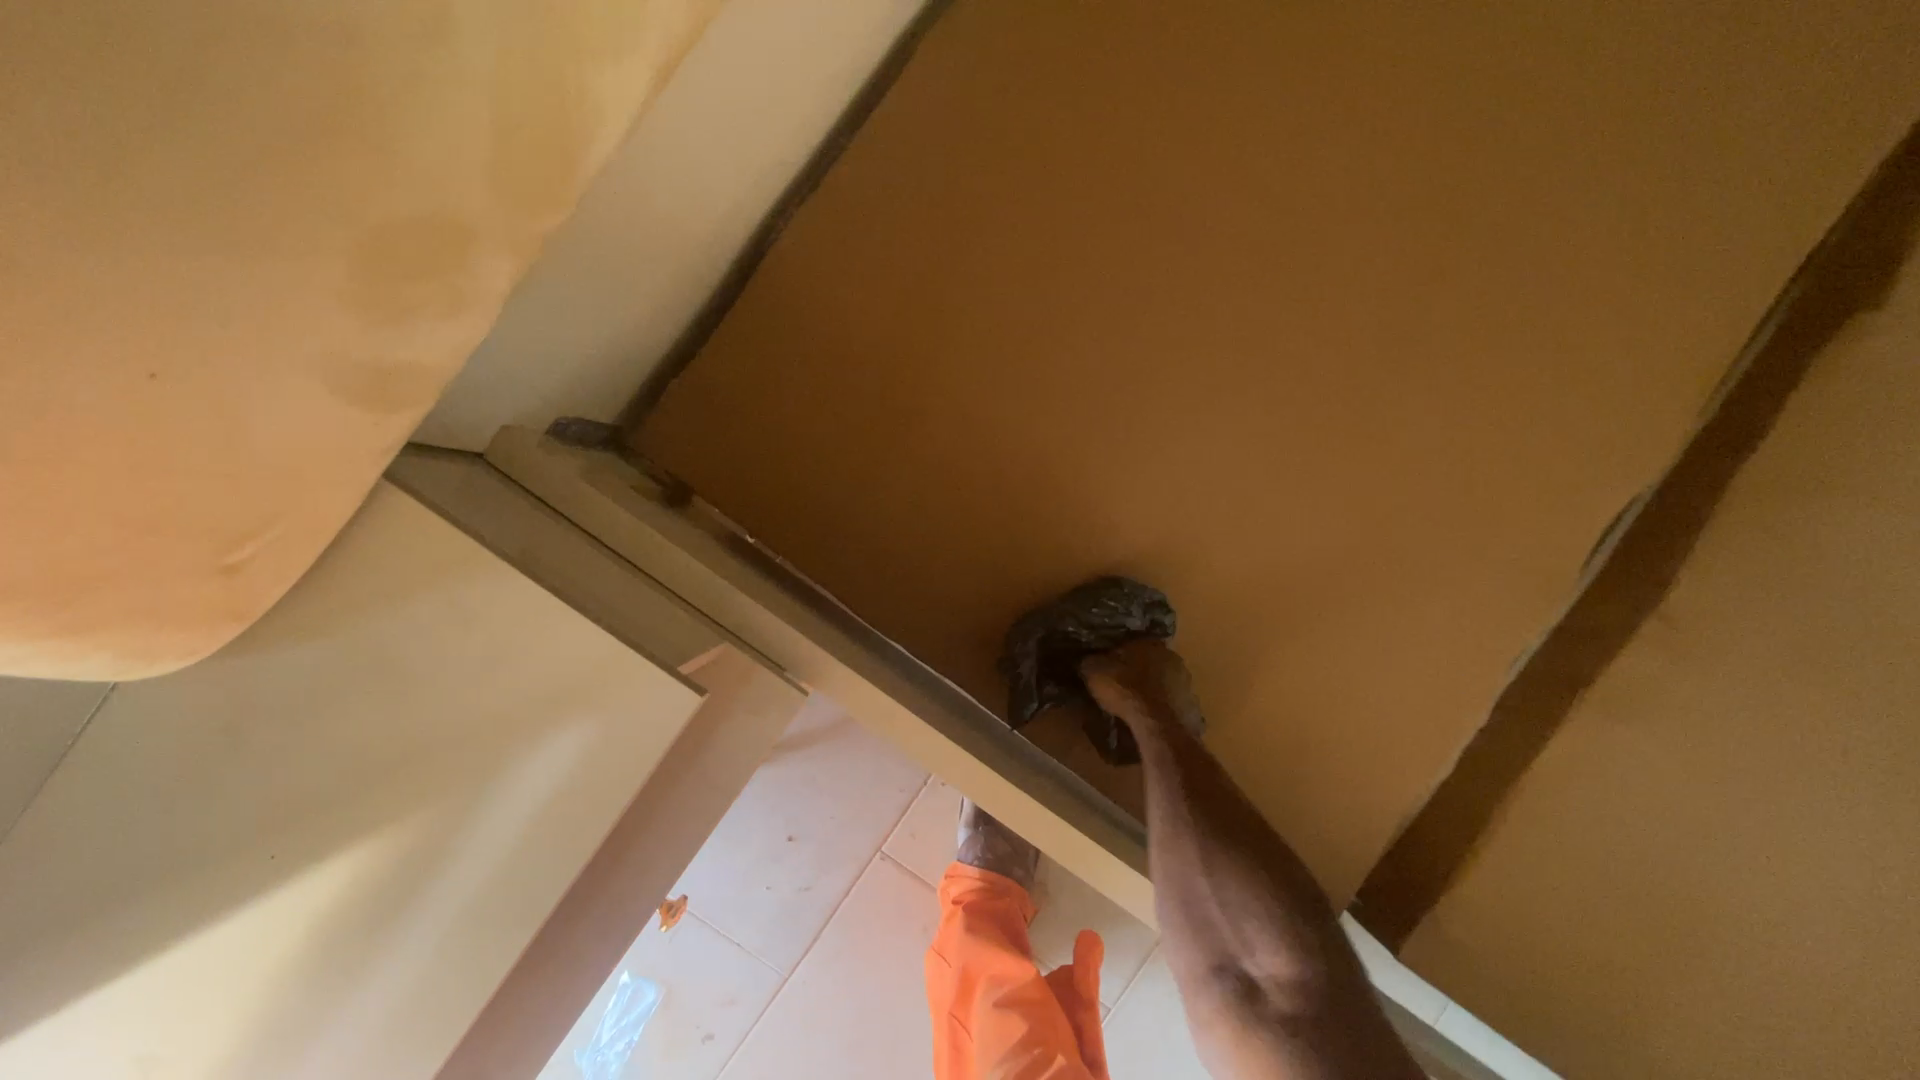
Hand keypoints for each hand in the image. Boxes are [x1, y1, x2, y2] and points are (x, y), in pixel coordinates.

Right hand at [1080, 641, 1204, 737]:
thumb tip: (1088, 660)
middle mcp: (1172, 657)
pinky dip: (1162, 709)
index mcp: (1150, 643)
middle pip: (1151, 662)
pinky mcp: (1192, 705)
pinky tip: (1150, 720)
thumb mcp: (1095, 672)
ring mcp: (1186, 682)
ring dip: (1153, 691)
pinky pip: (1172, 704)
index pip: (1132, 642)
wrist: (1158, 724)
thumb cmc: (1126, 690)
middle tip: (1121, 686)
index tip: (1108, 667)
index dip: (1118, 655)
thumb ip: (1091, 662)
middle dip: (1138, 672)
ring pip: (1164, 682)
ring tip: (1135, 706)